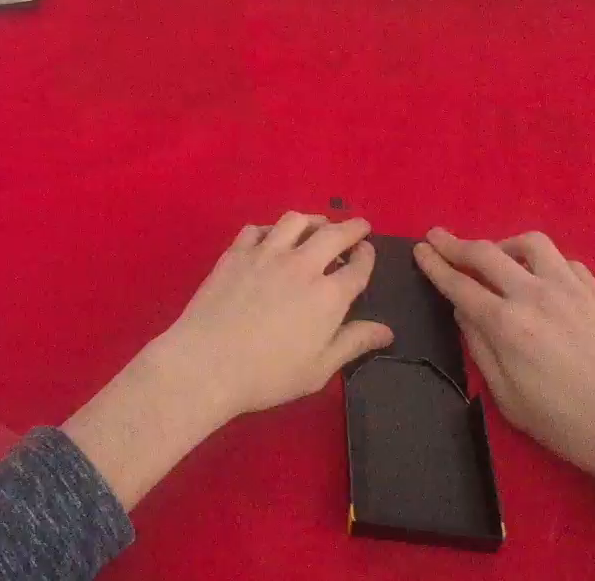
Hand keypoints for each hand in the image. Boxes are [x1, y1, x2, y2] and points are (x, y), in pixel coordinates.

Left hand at [64, 212, 391, 509]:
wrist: (207, 362)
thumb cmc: (267, 374)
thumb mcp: (319, 369)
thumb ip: (353, 343)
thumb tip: (386, 330)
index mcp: (328, 295)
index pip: (358, 266)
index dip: (367, 255)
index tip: (368, 250)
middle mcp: (301, 264)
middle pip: (333, 234)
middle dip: (351, 228)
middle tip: (358, 226)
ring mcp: (266, 253)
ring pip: (295, 221)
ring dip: (313, 219)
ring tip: (318, 224)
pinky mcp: (236, 252)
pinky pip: (257, 228)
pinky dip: (272, 228)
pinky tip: (272, 236)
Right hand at [412, 228, 594, 490]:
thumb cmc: (572, 428)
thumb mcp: (510, 401)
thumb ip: (480, 350)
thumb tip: (463, 312)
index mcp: (507, 325)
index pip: (459, 283)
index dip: (434, 264)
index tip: (420, 249)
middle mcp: (535, 295)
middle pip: (486, 253)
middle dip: (455, 243)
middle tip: (438, 237)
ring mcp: (573, 290)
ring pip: (530, 244)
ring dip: (504, 244)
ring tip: (497, 257)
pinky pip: (565, 262)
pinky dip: (544, 263)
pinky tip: (543, 279)